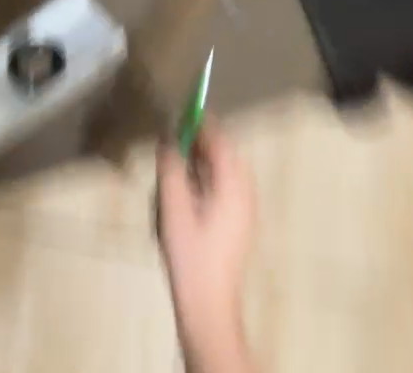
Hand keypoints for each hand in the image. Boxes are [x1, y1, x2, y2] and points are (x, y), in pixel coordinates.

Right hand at [157, 120, 255, 364]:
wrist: (207, 302)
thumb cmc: (189, 253)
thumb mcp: (172, 206)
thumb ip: (170, 167)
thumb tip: (168, 138)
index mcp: (233, 187)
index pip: (221, 141)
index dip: (201, 123)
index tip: (180, 111)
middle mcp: (245, 194)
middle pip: (226, 154)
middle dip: (201, 143)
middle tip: (173, 139)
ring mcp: (244, 210)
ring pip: (224, 171)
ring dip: (202, 161)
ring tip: (176, 165)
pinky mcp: (238, 223)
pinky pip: (224, 187)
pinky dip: (205, 178)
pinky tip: (185, 191)